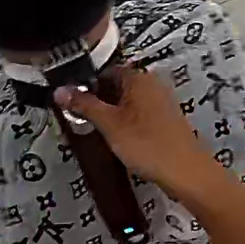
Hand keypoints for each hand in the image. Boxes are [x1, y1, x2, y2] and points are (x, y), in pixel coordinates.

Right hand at [55, 67, 220, 194]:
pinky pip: (140, 115)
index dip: (86, 87)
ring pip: (128, 102)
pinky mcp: (167, 119)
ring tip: (100, 134)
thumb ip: (84, 105)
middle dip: (99, 102)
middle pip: (116, 86)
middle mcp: (153, 83)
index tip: (73, 104)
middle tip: (83, 121)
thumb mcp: (108, 124)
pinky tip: (120, 141)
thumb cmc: (146, 144)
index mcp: (138, 77)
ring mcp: (162, 101)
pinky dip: (127, 124)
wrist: (185, 171)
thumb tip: (59, 90)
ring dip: (112, 115)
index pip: (104, 72)